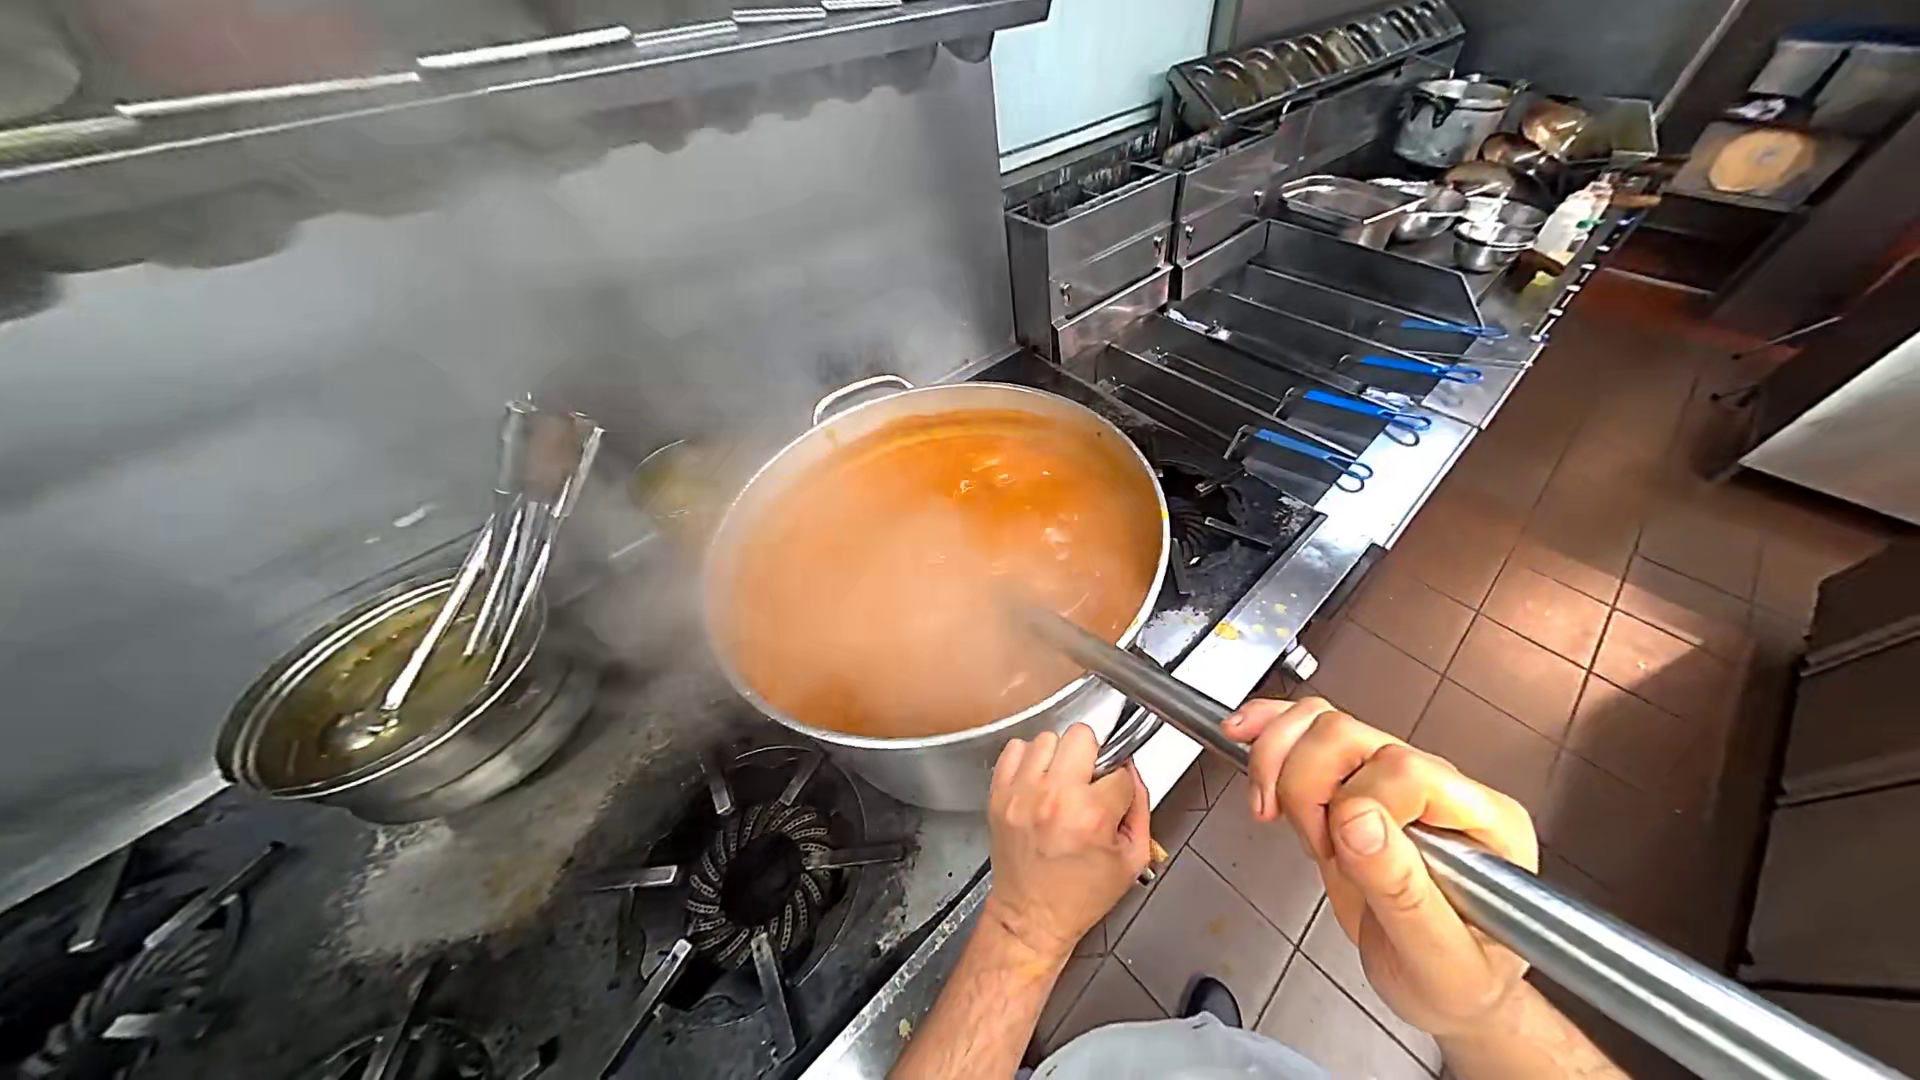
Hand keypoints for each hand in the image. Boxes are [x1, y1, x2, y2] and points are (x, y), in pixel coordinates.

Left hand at [983, 723, 1150, 964]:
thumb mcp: (1132, 860)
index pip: (1119, 768)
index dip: (1121, 782)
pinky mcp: (999, 793)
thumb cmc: (1079, 895)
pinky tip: (1037, 780)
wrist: (1031, 917)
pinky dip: (1028, 758)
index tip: (1114, 795)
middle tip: (1088, 779)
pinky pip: (1014, 748)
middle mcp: (1054, 797)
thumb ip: (1140, 807)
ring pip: (1048, 738)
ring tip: (1061, 781)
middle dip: (1092, 756)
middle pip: (1082, 736)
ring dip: (1059, 756)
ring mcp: (1022, 792)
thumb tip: (1132, 770)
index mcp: (1091, 815)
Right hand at [1224, 698, 1539, 1038]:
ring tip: (1271, 809)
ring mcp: (1385, 774)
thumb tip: (1357, 819)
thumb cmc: (1453, 980)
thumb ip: (1402, 888)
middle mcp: (1435, 783)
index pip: (1403, 768)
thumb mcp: (1440, 958)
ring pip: (1316, 721)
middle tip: (1313, 842)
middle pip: (1346, 734)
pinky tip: (1242, 737)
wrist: (1431, 984)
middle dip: (1304, 786)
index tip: (1344, 853)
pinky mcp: (1344, 775)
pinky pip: (1300, 726)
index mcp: (1482, 820)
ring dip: (1275, 761)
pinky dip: (1264, 728)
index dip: (1357, 805)